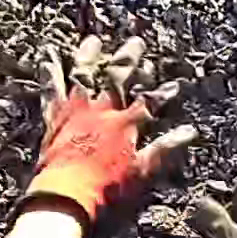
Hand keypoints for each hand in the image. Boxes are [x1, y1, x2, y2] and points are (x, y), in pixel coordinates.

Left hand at [24, 35, 197, 222]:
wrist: (66, 197)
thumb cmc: (106, 190)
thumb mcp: (142, 172)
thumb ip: (164, 148)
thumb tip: (189, 132)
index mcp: (126, 123)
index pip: (150, 101)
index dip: (163, 93)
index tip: (173, 86)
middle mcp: (102, 110)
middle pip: (118, 77)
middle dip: (130, 59)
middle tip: (137, 43)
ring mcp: (77, 111)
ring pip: (85, 74)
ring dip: (90, 55)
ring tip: (94, 41)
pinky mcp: (55, 117)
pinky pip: (51, 87)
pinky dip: (49, 69)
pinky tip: (47, 53)